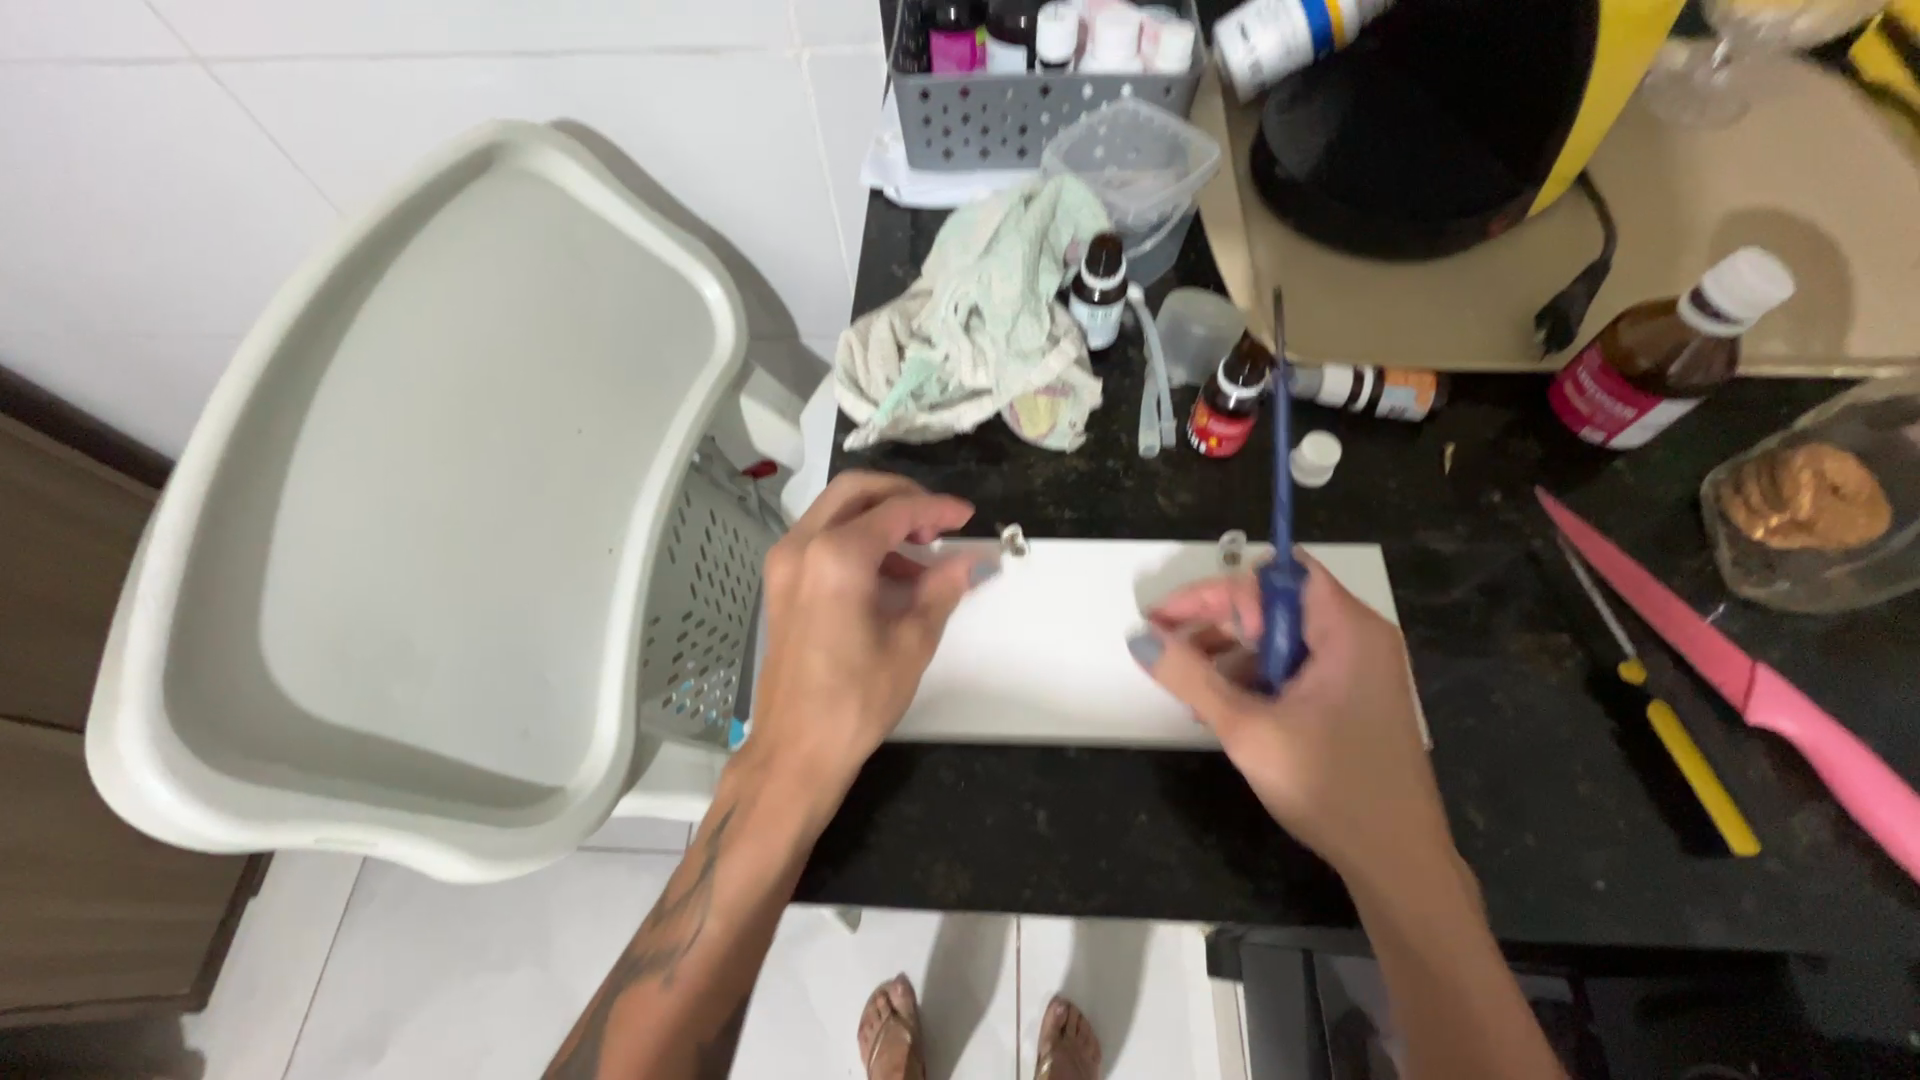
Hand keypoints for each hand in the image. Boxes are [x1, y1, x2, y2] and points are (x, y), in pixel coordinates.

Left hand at [746, 471, 996, 794]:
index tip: (965, 517)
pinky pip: (821, 540)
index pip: (895, 511)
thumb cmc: (856, 700)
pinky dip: (857, 541)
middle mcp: (801, 547)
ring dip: (879, 520)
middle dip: (902, 497)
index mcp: (836, 557)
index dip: (936, 509)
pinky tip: (889, 575)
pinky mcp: (780, 584)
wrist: (796, 749)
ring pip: (835, 512)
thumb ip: (941, 589)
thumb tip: (969, 562)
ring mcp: (784, 564)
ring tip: (920, 556)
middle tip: (938, 523)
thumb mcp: (911, 642)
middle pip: (856, 491)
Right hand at [1129, 551, 1451, 885]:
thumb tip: (1139, 637)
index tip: (1168, 620)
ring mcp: (1359, 668)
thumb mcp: (1246, 729)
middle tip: (1168, 649)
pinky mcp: (1353, 697)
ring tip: (1190, 688)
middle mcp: (1358, 637)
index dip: (1217, 591)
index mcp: (1346, 630)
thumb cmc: (1328, 787)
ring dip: (1231, 653)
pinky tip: (1225, 708)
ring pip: (1282, 637)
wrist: (1397, 861)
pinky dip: (1257, 678)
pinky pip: (1296, 666)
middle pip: (1275, 602)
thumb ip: (1189, 677)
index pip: (1273, 576)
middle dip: (1217, 622)